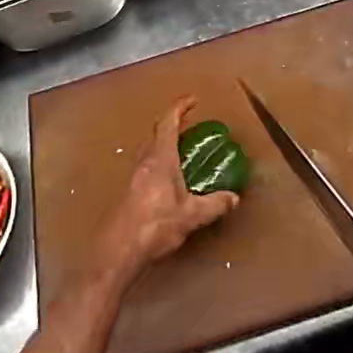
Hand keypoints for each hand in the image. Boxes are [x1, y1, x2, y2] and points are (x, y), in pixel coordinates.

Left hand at [95, 97, 238, 281]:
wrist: (118, 251)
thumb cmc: (155, 225)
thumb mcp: (192, 215)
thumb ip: (215, 204)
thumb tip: (233, 198)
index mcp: (160, 159)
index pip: (168, 123)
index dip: (180, 108)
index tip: (193, 100)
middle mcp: (144, 163)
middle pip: (155, 134)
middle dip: (171, 125)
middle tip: (189, 126)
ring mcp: (133, 178)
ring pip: (148, 151)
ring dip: (163, 145)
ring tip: (182, 153)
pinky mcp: (128, 194)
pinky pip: (146, 169)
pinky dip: (159, 165)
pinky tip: (170, 183)